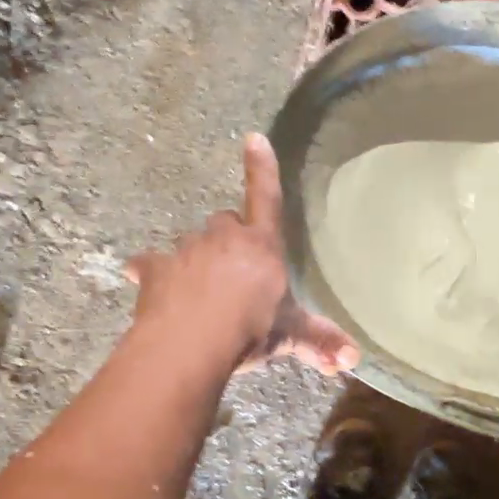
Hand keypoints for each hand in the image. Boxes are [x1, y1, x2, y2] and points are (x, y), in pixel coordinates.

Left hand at [124, 134, 357, 374]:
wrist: (190, 344)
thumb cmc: (248, 330)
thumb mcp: (288, 336)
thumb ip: (318, 342)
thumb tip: (353, 360)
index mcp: (261, 246)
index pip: (266, 197)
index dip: (262, 168)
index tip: (253, 137)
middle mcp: (223, 238)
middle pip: (225, 223)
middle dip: (229, 239)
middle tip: (233, 271)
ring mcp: (186, 251)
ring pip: (191, 244)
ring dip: (195, 260)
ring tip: (197, 293)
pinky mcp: (154, 269)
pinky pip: (149, 264)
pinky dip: (150, 271)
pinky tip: (145, 282)